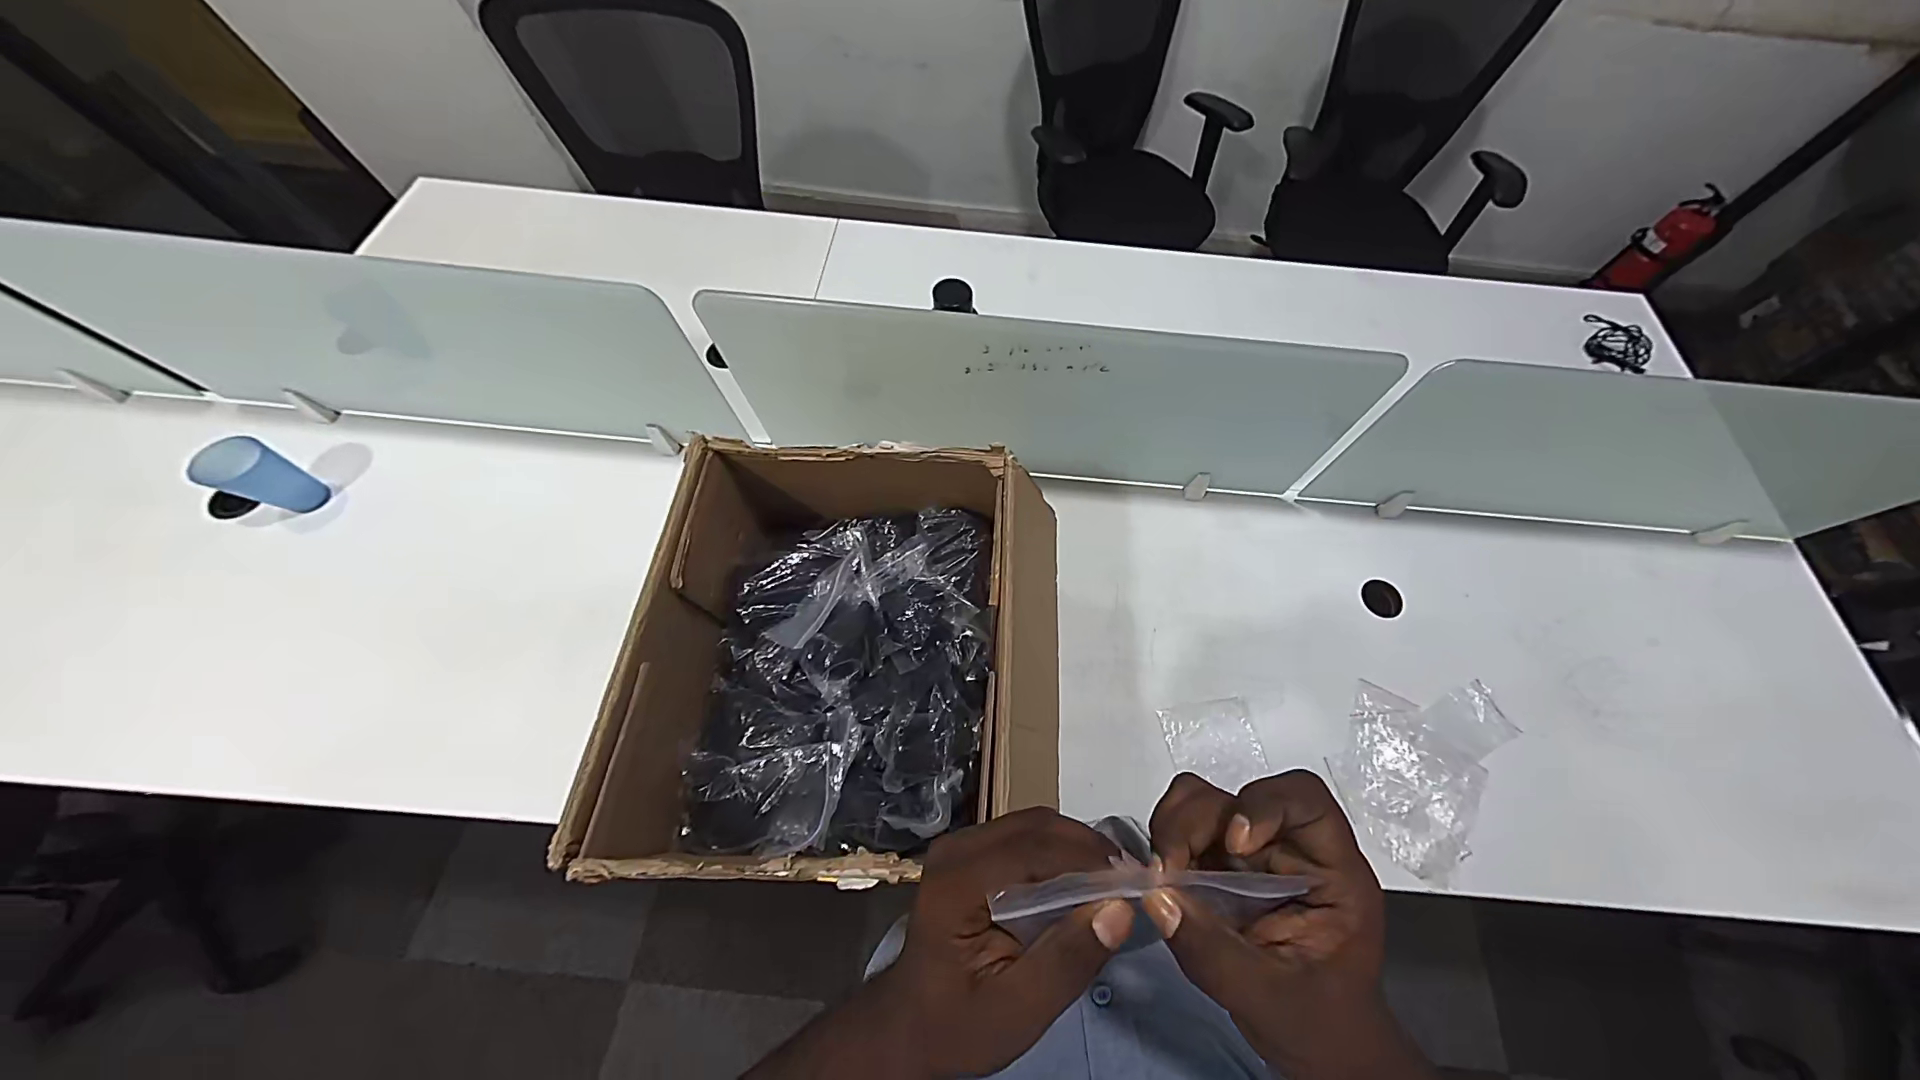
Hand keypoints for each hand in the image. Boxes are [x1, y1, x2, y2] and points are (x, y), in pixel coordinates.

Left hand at [747, 807, 1134, 1078]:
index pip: (1033, 848)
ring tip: (1113, 880)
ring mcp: (960, 845)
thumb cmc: (959, 1022)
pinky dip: (1058, 850)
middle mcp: (956, 848)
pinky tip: (1081, 879)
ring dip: (1075, 845)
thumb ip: (1067, 959)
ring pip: (1031, 824)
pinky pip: (1022, 836)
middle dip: (1087, 846)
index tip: (1135, 878)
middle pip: (1034, 826)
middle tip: (1131, 879)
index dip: (1088, 857)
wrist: (910, 1023)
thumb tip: (1121, 908)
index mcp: (958, 879)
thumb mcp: (1018, 1010)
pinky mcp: (969, 852)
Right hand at [1143, 771, 1433, 1078]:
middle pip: (1233, 796)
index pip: (1303, 799)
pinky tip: (1162, 882)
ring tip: (1163, 876)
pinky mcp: (1218, 864)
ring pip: (1200, 803)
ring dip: (1171, 830)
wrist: (1320, 1050)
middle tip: (1169, 870)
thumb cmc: (1319, 1027)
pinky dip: (1163, 846)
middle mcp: (1287, 848)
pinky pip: (1182, 831)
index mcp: (1330, 871)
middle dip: (1192, 823)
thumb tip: (1156, 898)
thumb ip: (1213, 952)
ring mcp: (1250, 853)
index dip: (1264, 805)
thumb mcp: (1270, 1001)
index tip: (1234, 848)